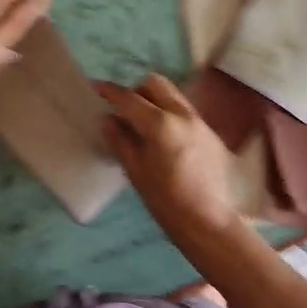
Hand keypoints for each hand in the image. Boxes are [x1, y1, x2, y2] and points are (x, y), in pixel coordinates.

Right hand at [98, 74, 240, 241]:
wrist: (209, 223)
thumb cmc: (166, 201)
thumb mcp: (136, 172)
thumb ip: (120, 140)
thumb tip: (108, 119)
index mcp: (160, 124)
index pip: (129, 98)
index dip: (110, 91)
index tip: (96, 87)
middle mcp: (182, 114)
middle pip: (155, 84)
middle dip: (137, 90)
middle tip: (125, 110)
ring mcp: (199, 122)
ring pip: (173, 95)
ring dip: (155, 100)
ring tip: (145, 124)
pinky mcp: (210, 133)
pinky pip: (185, 112)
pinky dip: (170, 115)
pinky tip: (166, 140)